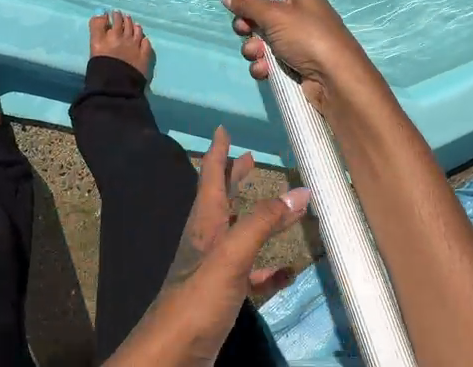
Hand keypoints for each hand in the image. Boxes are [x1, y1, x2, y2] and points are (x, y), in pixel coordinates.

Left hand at [105, 128, 310, 366]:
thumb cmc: (198, 296)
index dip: (219, 152)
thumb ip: (262, 222)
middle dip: (235, 177)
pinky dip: (269, 269)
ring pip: (237, 233)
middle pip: (222, 199)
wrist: (173, 351)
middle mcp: (207, 239)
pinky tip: (288, 271)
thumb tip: (299, 190)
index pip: (212, 176)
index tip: (223, 128)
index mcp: (205, 221)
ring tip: (277, 206)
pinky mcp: (223, 297)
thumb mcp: (232, 253)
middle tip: (249, 157)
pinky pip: (250, 275)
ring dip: (254, 217)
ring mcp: (214, 268)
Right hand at [223, 0, 368, 110]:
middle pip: (260, 7)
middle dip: (247, 21)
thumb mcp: (273, 15)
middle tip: (244, 28)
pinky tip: (265, 69)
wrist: (335, 81)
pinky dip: (262, 62)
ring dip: (252, 45)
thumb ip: (247, 3)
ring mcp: (295, 36)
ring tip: (257, 53)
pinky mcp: (293, 59)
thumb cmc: (306, 36)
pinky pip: (268, 56)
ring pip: (261, 34)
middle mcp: (298, 9)